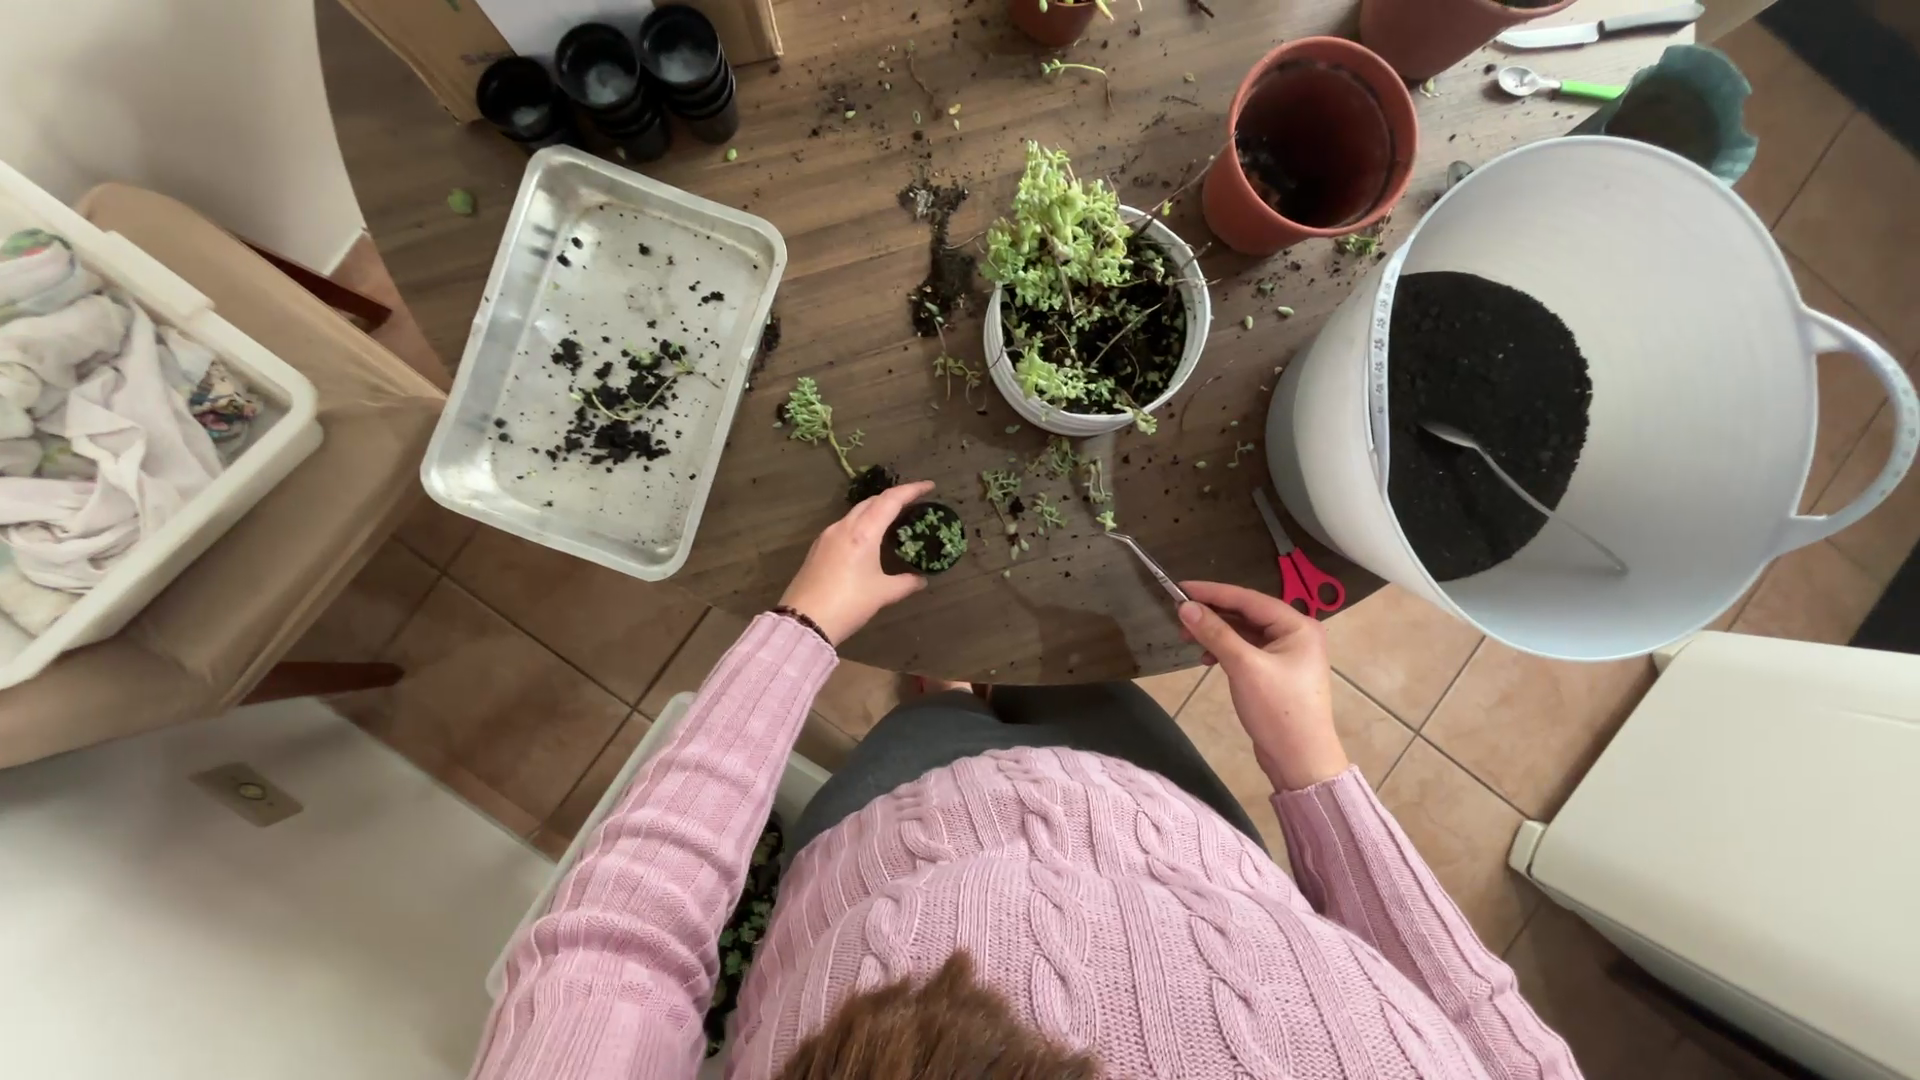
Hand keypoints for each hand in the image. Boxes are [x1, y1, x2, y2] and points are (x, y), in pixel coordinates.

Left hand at [779, 480, 935, 644]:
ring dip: (875, 510)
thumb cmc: (848, 604)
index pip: (890, 500)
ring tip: (892, 519)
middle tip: (913, 503)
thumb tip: (921, 580)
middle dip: (893, 498)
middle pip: (871, 501)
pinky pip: (844, 526)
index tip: (929, 486)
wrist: (804, 621)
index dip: (911, 490)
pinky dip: (861, 523)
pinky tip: (868, 538)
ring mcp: (827, 536)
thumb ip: (906, 583)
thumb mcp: (883, 594)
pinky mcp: (818, 547)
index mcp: (863, 532)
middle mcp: (844, 527)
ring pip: (855, 512)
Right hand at [1177, 580, 1349, 791]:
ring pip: (1244, 632)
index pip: (1248, 599)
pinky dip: (1225, 650)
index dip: (1213, 592)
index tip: (1180, 587)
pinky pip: (1246, 650)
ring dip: (1216, 632)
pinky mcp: (1276, 672)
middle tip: (1178, 614)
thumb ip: (1215, 633)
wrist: (1301, 761)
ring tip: (1187, 637)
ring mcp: (1287, 654)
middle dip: (1212, 613)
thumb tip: (1185, 607)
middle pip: (1247, 613)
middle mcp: (1296, 634)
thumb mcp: (1244, 667)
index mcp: (1298, 626)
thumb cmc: (1278, 710)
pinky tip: (1207, 658)